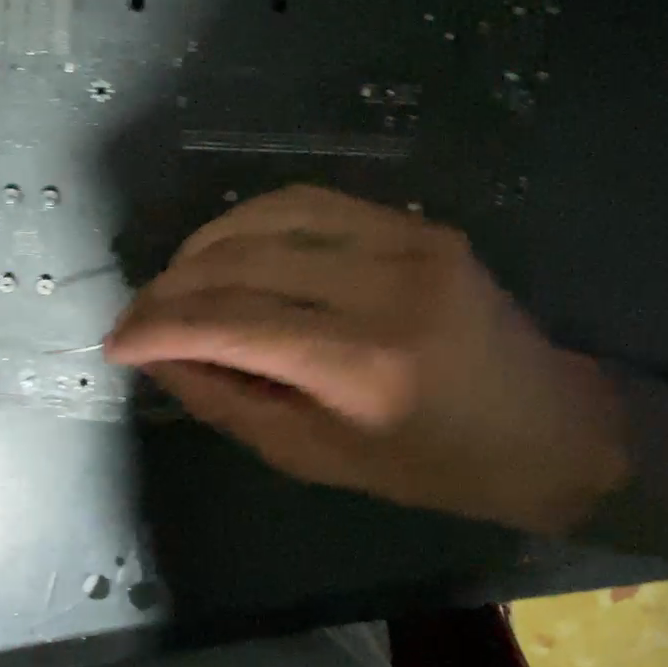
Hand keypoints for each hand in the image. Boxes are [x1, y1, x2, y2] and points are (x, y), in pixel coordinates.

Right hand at [106, 185, 627, 534]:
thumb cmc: (433, 465)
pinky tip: (220, 247)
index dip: (156, 328)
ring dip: (197, 249)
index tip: (115, 343)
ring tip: (169, 282)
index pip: (226, 325)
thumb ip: (226, 401)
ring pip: (261, 221)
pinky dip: (244, 221)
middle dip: (166, 290)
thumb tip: (157, 356)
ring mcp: (403, 242)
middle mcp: (382, 288)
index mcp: (363, 365)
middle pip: (236, 266)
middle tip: (134, 315)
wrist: (553, 426)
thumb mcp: (316, 458)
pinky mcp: (411, 222)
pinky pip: (302, 201)